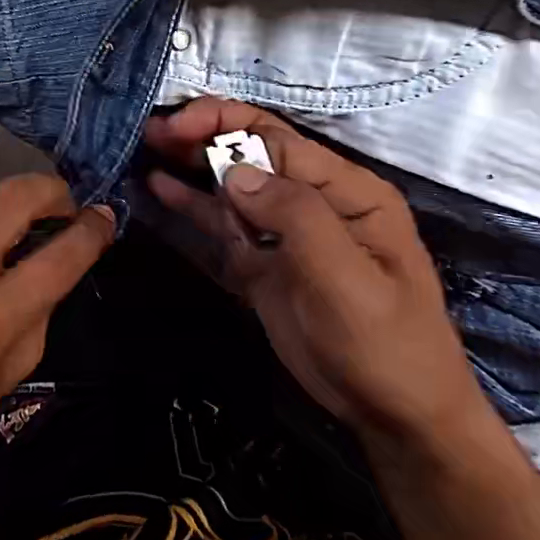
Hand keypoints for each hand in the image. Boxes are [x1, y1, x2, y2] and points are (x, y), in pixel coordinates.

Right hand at [142, 98, 492, 441]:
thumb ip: (296, 216)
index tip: (177, 127)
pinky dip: (192, 205)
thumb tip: (235, 173)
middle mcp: (313, 201)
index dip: (224, 124)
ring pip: (231, 185)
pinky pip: (223, 223)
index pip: (278, 140)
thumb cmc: (385, 345)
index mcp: (346, 192)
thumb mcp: (348, 280)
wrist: (393, 415)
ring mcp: (284, 232)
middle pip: (251, 153)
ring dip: (191, 165)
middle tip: (150, 132)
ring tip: (145, 148)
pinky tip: (160, 188)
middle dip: (202, 137)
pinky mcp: (262, 261)